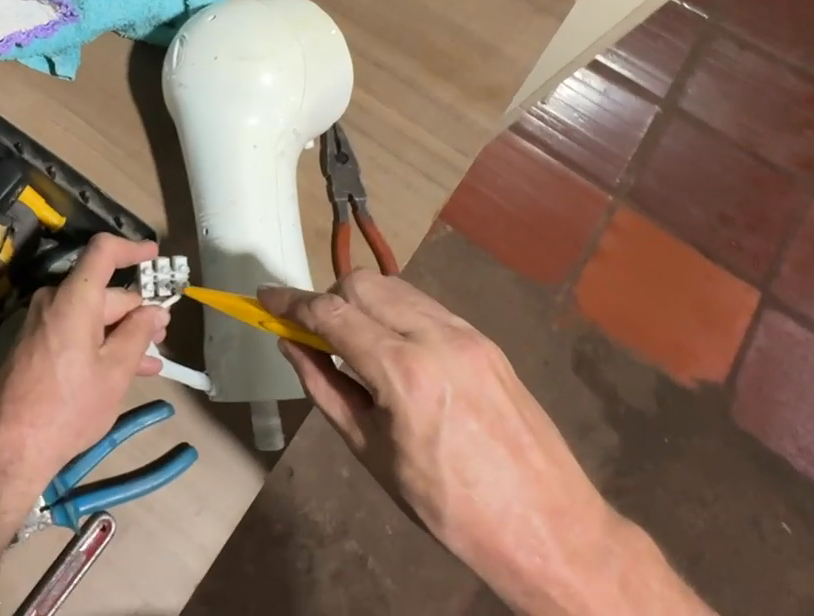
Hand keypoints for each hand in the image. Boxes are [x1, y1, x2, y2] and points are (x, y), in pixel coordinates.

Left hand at [0, 235, 169, 486]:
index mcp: (74, 299)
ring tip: (151, 358)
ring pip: (90, 315)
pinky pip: (74, 331)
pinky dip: (100, 343)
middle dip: (135, 309)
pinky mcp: (35, 344)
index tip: (154, 255)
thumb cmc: (69, 407)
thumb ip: (137, 334)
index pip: (102, 253)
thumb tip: (154, 310)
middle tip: (162, 332)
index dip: (131, 249)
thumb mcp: (114, 373)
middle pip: (101, 291)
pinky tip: (124, 368)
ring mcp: (41, 323)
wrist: (11, 445)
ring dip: (121, 332)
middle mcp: (53, 302)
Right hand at [260, 274, 630, 615]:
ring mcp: (467, 335)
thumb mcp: (372, 452)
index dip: (290, 302)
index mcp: (403, 373)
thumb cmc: (449, 508)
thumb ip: (325, 388)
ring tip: (352, 342)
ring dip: (361, 302)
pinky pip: (425, 306)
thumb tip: (290, 345)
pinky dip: (394, 312)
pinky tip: (391, 349)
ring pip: (394, 287)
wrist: (550, 530)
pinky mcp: (486, 342)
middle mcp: (436, 338)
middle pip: (361, 284)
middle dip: (327, 298)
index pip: (330, 313)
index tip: (263, 298)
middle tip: (313, 333)